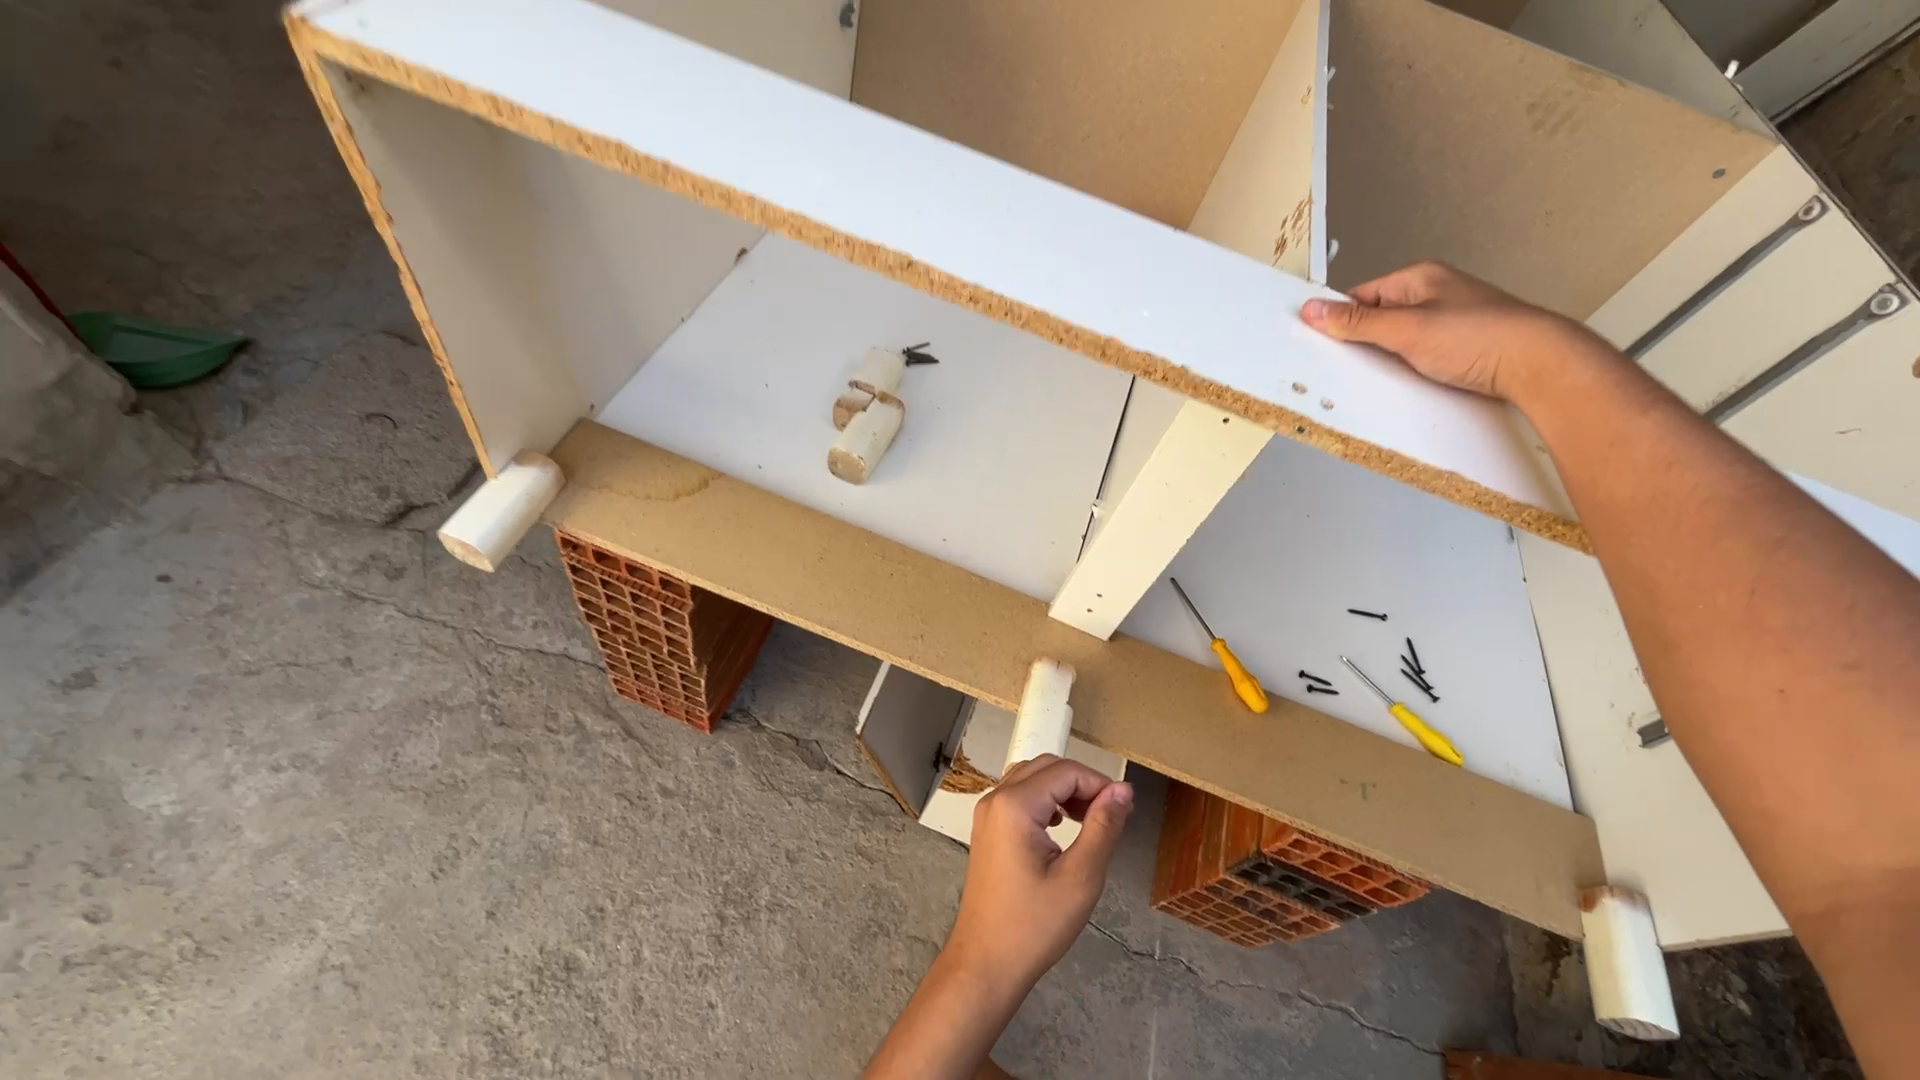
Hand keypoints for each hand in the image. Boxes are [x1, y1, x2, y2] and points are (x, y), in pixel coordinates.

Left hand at [943, 755, 1133, 990]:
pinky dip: (1046, 801)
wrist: (987, 962)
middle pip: (1047, 767)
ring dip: (1064, 790)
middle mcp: (996, 800)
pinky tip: (1064, 828)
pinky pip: (1020, 797)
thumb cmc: (1034, 925)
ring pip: (1032, 778)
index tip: (1125, 810)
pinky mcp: (988, 830)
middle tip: (1110, 815)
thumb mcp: (1081, 877)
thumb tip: (1123, 790)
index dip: (1100, 784)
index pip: (1066, 771)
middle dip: (1082, 783)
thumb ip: (1104, 826)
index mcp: (1014, 805)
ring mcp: (987, 814)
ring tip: (1091, 821)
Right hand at [1299, 261, 1617, 404]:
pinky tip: (1405, 383)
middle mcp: (1433, 297)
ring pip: (1397, 343)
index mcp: (1419, 279)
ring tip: (1380, 375)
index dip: (1339, 319)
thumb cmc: (1481, 337)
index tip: (1318, 341)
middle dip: (1362, 343)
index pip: (1361, 296)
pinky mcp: (1459, 350)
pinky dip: (1407, 371)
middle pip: (1377, 321)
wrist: (1537, 366)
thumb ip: (1355, 322)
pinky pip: (1418, 359)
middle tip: (1346, 365)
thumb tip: (1313, 309)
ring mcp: (1447, 324)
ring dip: (1385, 361)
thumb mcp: (1405, 329)